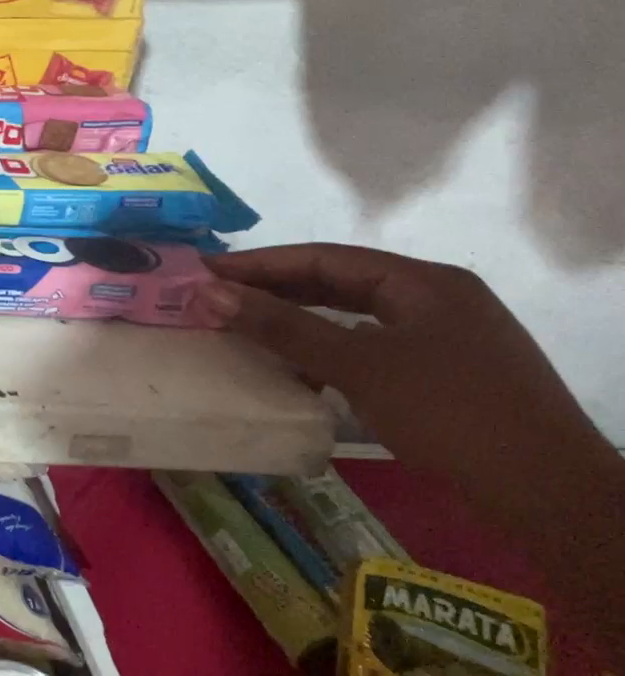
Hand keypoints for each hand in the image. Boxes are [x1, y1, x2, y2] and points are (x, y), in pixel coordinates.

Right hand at [193, 243, 612, 478]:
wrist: (553, 499)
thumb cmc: (451, 415)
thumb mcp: (358, 365)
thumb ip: (281, 326)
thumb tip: (207, 292)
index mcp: (425, 283)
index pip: (324, 258)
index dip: (259, 263)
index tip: (204, 270)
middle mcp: (438, 300)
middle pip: (339, 282)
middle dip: (274, 289)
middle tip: (215, 296)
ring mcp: (447, 338)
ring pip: (354, 316)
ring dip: (297, 320)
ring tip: (243, 327)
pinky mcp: (447, 375)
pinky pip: (370, 345)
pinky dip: (327, 349)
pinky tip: (295, 366)